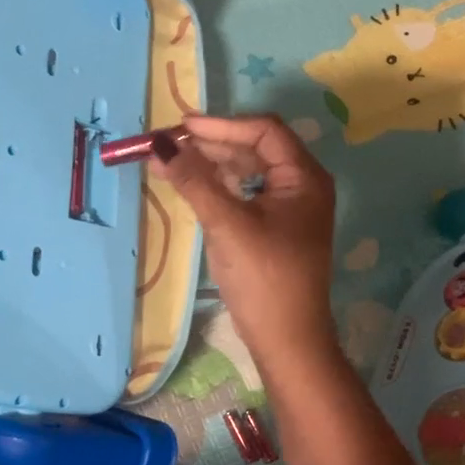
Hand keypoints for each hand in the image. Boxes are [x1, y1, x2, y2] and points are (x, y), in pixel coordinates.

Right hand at [153, 114, 337, 356]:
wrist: (286, 339)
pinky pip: (246, 193)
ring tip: (172, 164)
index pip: (263, 132)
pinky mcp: (275, 229)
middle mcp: (302, 185)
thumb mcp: (226, 224)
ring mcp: (289, 209)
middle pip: (255, 148)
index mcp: (304, 177)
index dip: (220, 125)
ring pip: (248, 171)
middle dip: (211, 143)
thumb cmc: (263, 278)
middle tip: (169, 145)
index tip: (180, 128)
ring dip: (211, 164)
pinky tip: (193, 187)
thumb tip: (160, 144)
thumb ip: (194, 180)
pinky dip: (218, 186)